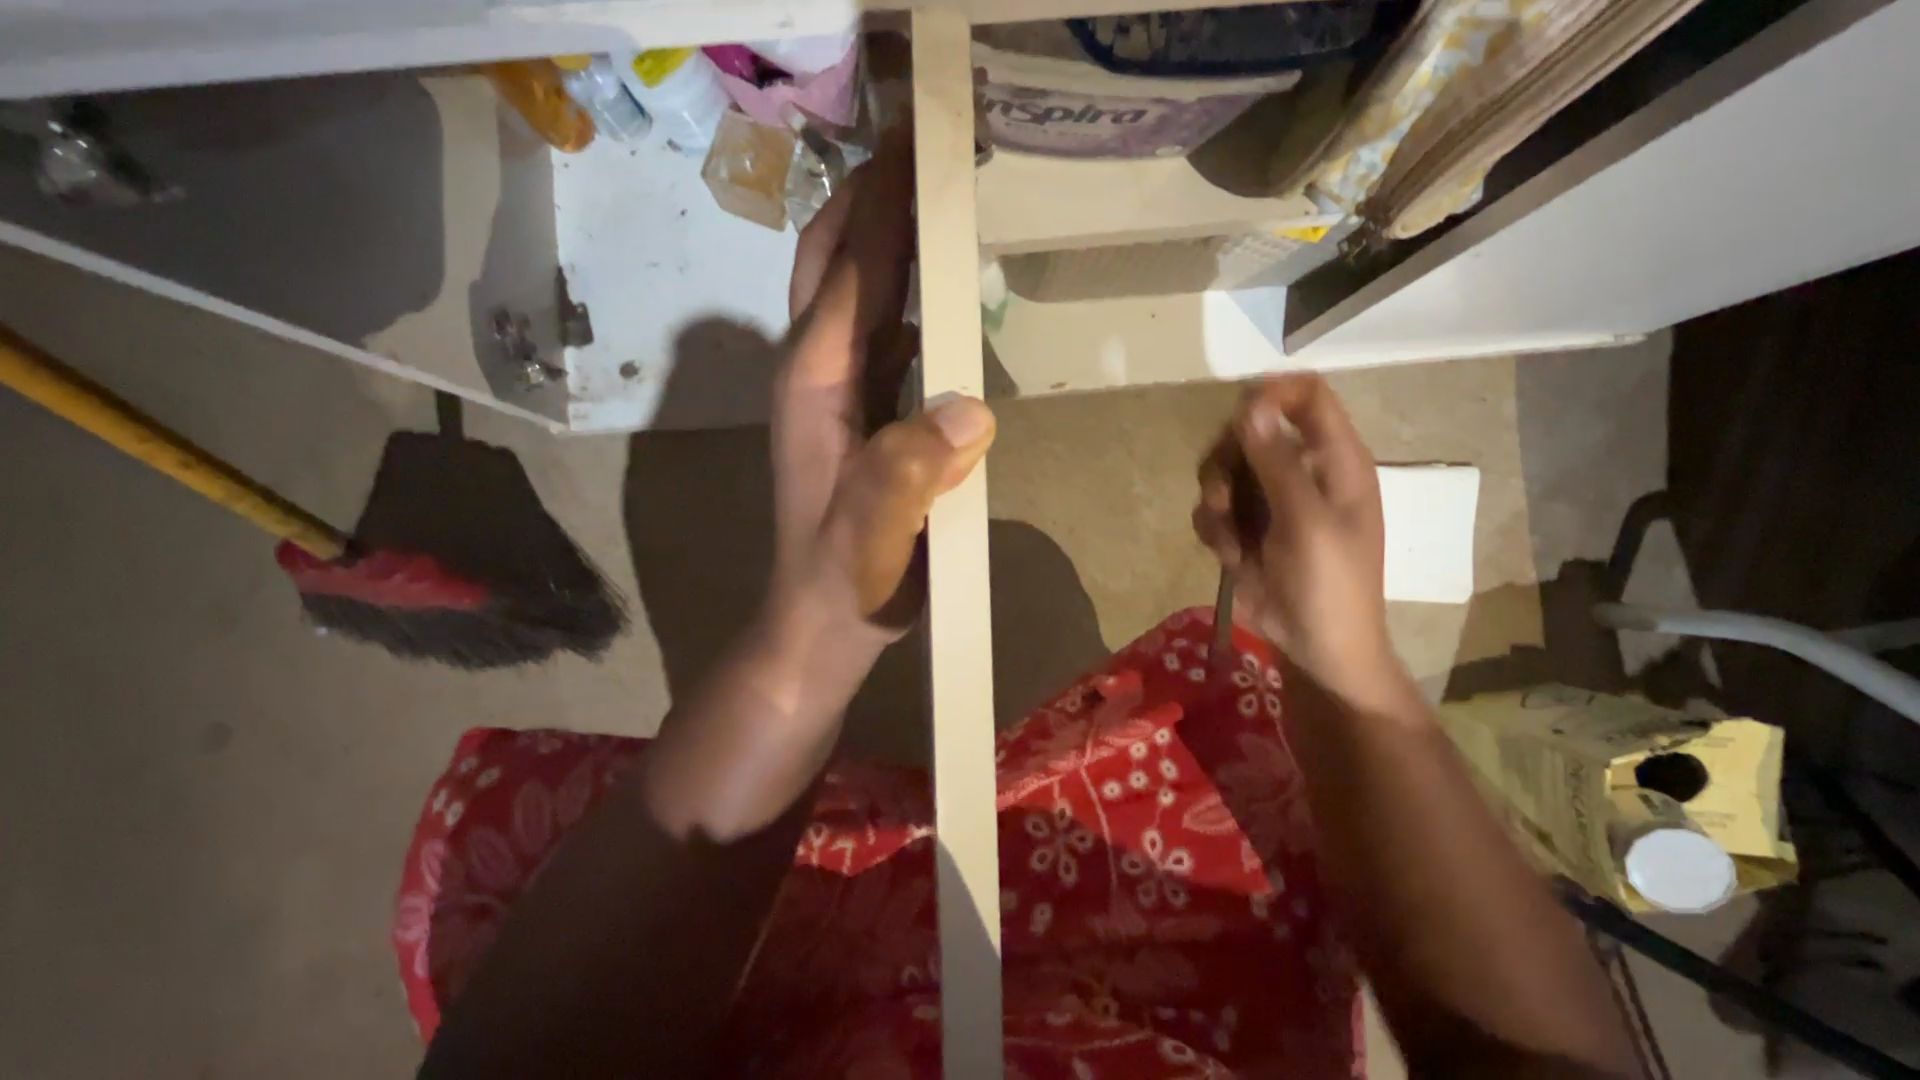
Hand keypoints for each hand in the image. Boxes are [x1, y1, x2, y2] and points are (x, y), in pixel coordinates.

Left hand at [765, 132, 995, 681]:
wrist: (819, 624)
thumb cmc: (845, 579)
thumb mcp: (875, 531)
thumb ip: (911, 468)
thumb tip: (971, 405)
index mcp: (817, 378)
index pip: (853, 267)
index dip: (883, 200)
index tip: (919, 138)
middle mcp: (817, 368)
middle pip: (836, 258)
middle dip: (873, 195)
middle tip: (924, 144)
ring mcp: (834, 389)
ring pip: (856, 289)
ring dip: (886, 234)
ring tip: (934, 192)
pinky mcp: (858, 412)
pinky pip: (881, 331)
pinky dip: (903, 290)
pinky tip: (935, 282)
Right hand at [1194, 376, 1401, 702]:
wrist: (1317, 649)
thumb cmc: (1331, 584)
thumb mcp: (1308, 521)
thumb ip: (1278, 462)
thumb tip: (1251, 404)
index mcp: (1335, 461)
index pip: (1308, 397)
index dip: (1273, 395)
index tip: (1239, 417)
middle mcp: (1301, 472)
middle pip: (1250, 430)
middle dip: (1228, 459)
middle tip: (1223, 492)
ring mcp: (1271, 502)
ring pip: (1223, 469)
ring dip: (1216, 499)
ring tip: (1229, 536)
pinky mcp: (1245, 530)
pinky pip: (1212, 509)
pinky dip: (1214, 530)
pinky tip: (1230, 558)